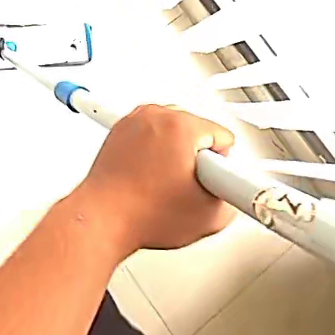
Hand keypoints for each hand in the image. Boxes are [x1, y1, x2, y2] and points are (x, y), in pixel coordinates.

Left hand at [66, 104, 237, 257]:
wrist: (101, 219)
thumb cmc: (141, 214)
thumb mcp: (208, 216)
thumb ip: (233, 199)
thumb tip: (233, 194)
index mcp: (180, 125)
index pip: (221, 136)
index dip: (222, 164)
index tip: (214, 180)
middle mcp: (155, 115)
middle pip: (196, 128)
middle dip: (197, 155)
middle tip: (187, 184)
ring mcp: (134, 121)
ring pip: (171, 129)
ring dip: (174, 151)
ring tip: (165, 182)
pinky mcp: (119, 130)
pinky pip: (149, 134)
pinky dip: (152, 150)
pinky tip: (150, 176)